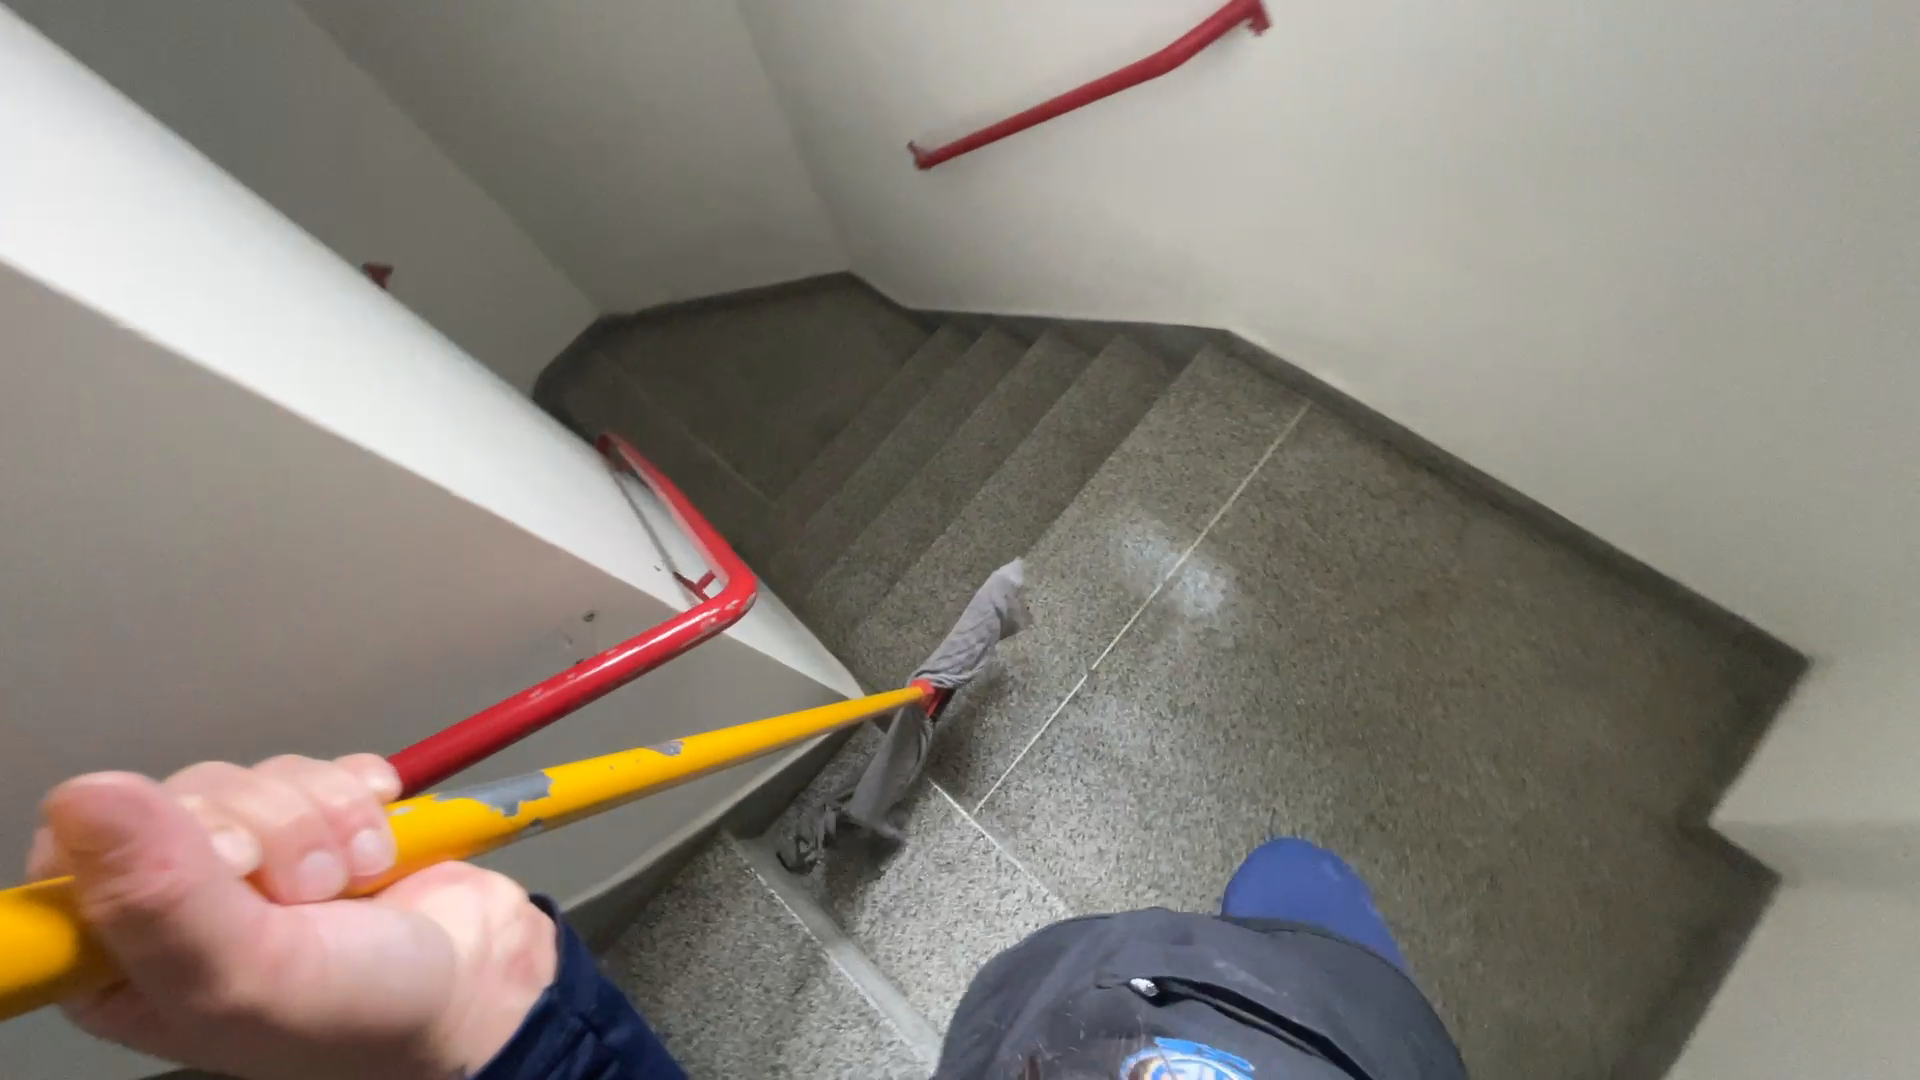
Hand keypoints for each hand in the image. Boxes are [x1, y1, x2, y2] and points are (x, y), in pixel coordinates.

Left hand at [28, 755, 557, 1079]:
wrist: (473, 977)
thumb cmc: (351, 1009)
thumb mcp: (245, 972)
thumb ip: (165, 894)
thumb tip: (85, 789)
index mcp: (124, 947)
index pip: (92, 841)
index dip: (168, 832)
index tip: (237, 863)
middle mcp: (191, 889)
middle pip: (204, 792)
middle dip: (283, 830)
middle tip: (318, 891)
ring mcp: (273, 848)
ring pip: (279, 773)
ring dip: (339, 818)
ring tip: (364, 875)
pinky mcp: (343, 815)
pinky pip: (341, 765)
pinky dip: (372, 795)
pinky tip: (388, 839)